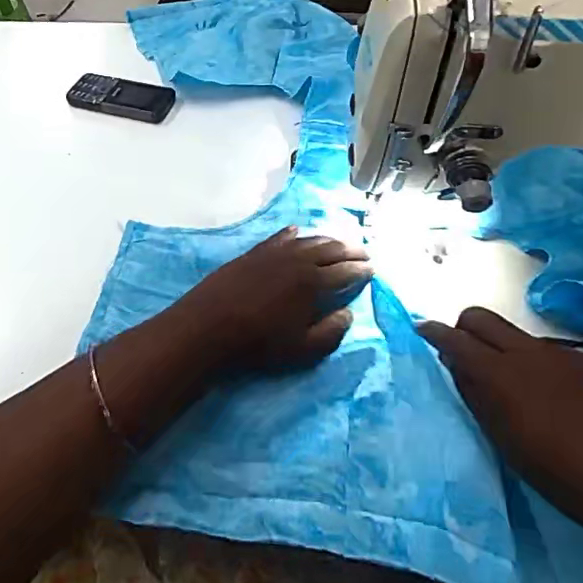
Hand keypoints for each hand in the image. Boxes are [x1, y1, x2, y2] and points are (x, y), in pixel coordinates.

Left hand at [170, 226, 371, 372]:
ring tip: (338, 243)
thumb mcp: (302, 349)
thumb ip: (331, 332)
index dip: (361, 270)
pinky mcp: (254, 252)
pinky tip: (297, 232)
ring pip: (307, 240)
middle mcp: (297, 259)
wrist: (210, 324)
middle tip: (363, 252)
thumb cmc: (259, 342)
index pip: (346, 271)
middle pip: (330, 249)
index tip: (372, 269)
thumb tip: (348, 314)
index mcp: (313, 282)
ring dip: (327, 240)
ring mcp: (274, 252)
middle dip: (350, 250)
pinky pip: (280, 237)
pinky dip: (293, 234)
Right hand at [418, 307, 582, 540]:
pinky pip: (555, 354)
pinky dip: (543, 367)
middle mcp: (529, 352)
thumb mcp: (509, 445)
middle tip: (465, 356)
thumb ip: (479, 401)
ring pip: (520, 337)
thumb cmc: (569, 479)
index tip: (422, 332)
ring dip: (507, 351)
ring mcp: (566, 354)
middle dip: (465, 329)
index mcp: (500, 374)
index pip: (455, 339)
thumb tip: (459, 370)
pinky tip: (564, 404)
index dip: (434, 333)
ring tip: (522, 392)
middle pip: (482, 317)